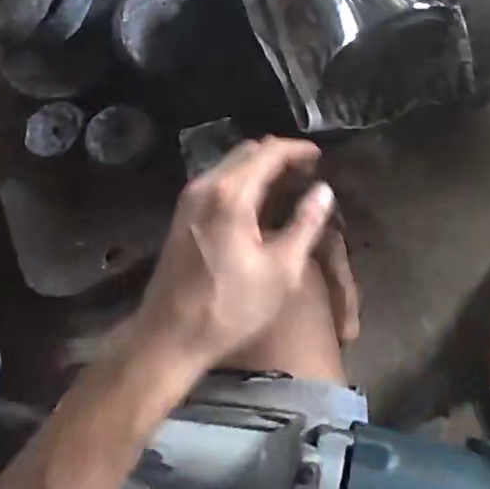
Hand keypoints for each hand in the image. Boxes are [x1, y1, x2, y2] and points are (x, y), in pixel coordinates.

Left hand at [130, 137, 336, 367]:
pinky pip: (219, 180)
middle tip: (309, 172)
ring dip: (261, 167)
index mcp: (231, 195)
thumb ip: (305, 224)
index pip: (270, 151)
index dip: (299, 149)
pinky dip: (244, 180)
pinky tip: (260, 203)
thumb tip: (323, 190)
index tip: (321, 158)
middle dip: (281, 155)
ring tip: (289, 186)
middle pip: (249, 150)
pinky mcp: (182, 213)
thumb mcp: (281, 271)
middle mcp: (206, 186)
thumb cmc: (228, 308)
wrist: (166, 339)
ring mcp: (190, 198)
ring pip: (232, 163)